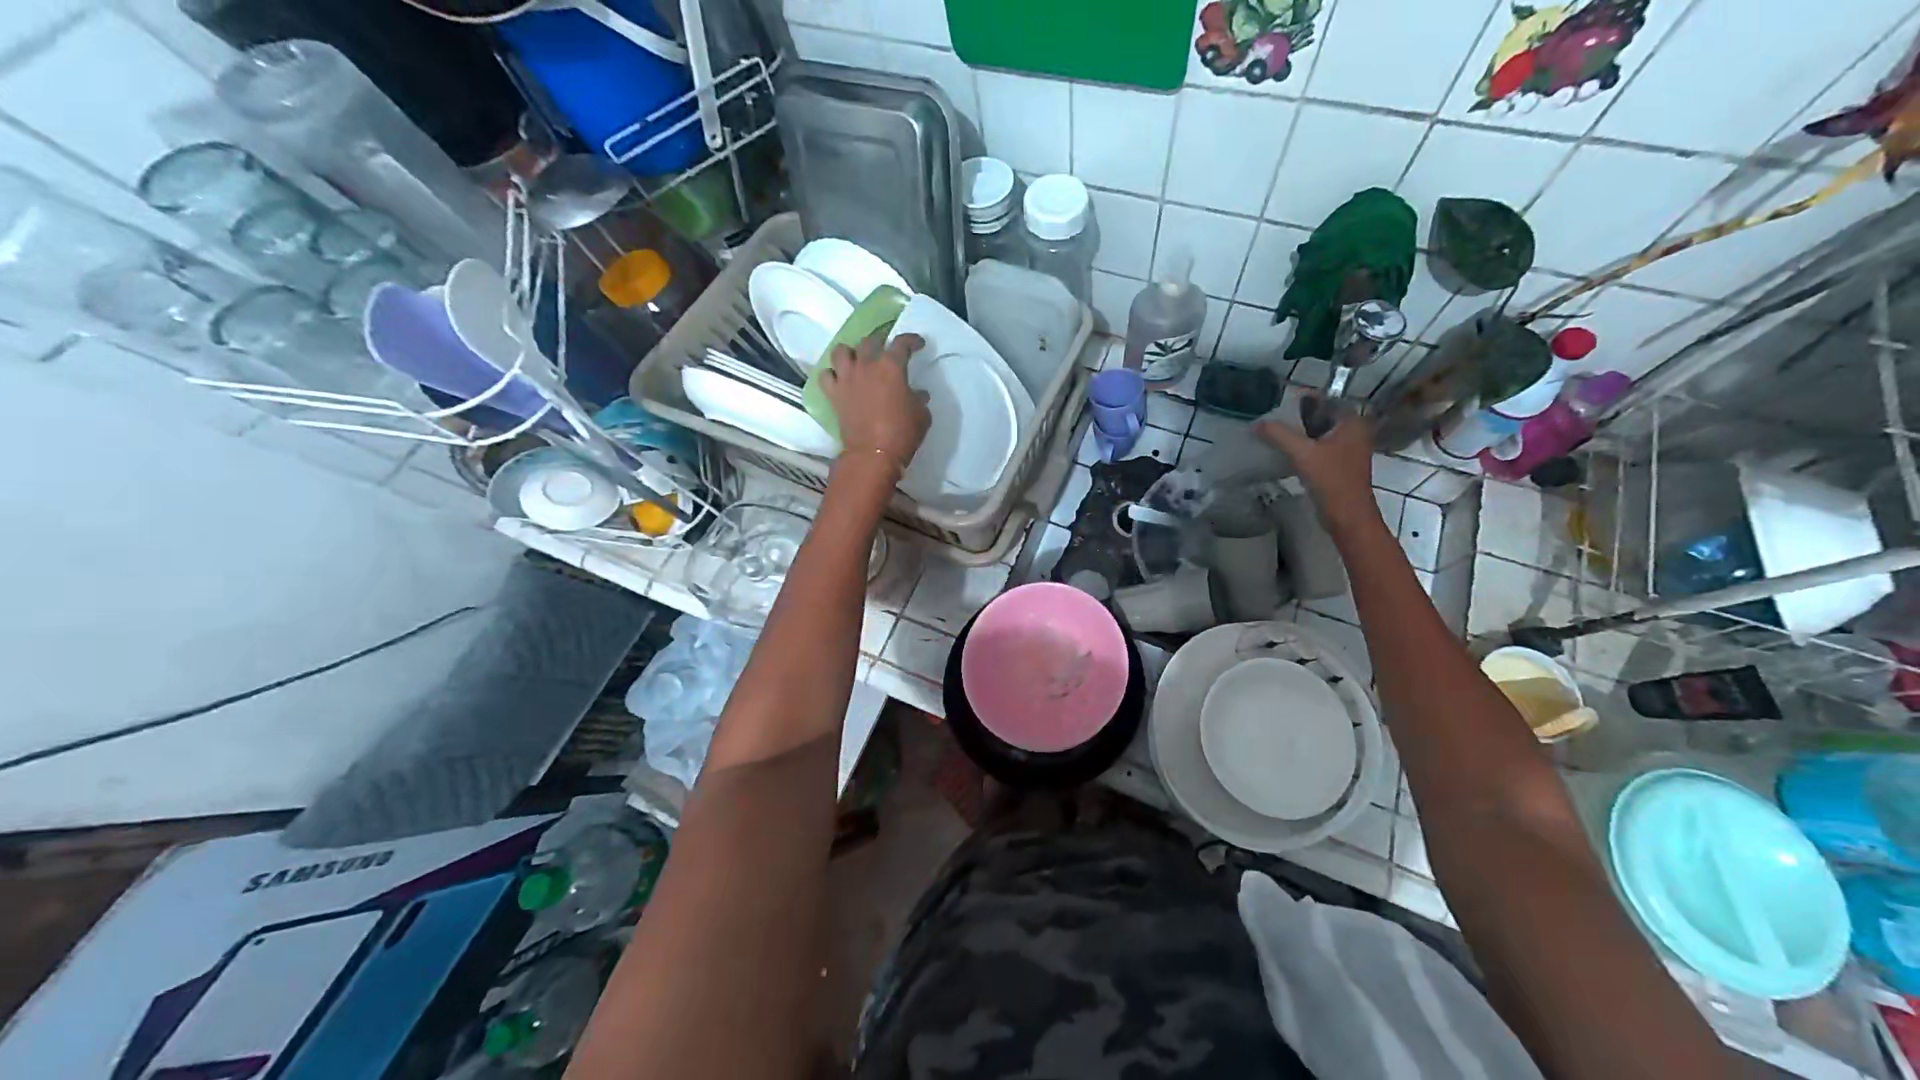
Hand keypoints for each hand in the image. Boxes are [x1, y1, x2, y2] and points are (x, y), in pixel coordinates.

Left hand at [821, 330, 929, 473]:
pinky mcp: (833, 395)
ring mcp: (846, 379)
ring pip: (841, 351)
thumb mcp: (922, 414)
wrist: (873, 454)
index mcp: (891, 367)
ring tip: (857, 361)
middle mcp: (866, 366)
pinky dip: (832, 374)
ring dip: (850, 353)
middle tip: (884, 352)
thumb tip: (917, 394)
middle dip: (879, 343)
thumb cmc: (902, 433)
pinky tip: (840, 379)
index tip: (917, 344)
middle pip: (869, 342)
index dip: (911, 340)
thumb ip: (919, 399)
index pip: (902, 343)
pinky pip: (826, 375)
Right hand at [1253, 394, 1378, 531]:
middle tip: (1272, 418)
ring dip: (1299, 433)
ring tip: (1274, 433)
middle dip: (1298, 417)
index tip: (1279, 402)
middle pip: (1322, 416)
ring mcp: (1348, 449)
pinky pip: (1319, 448)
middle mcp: (1354, 431)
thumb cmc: (1331, 480)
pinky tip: (1285, 451)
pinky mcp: (1340, 464)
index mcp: (1352, 422)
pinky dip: (1304, 447)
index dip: (1303, 399)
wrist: (1347, 516)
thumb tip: (1256, 423)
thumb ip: (1279, 435)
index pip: (1326, 399)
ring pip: (1319, 433)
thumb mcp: (1302, 454)